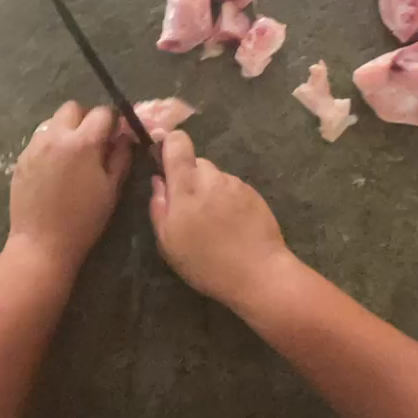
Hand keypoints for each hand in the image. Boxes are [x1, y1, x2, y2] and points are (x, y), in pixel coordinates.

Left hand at [8, 102, 132, 270]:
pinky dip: (51, 143)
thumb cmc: (84, 219)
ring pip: (53, 121)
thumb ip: (120, 156)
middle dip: (86, 118)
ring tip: (73, 153)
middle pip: (73, 108)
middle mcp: (55, 136)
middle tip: (93, 141)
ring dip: (66, 129)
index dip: (113, 121)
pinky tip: (56, 167)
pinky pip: (39, 138)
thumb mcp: (111, 189)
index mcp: (82, 143)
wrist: (42, 243)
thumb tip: (124, 136)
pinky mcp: (21, 157)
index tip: (116, 135)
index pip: (102, 112)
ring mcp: (34, 145)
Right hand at [148, 130, 295, 304]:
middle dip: (190, 179)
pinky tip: (231, 225)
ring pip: (215, 177)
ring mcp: (236, 184)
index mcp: (186, 186)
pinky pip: (232, 189)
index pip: (178, 144)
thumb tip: (158, 180)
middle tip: (190, 209)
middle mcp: (212, 178)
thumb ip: (159, 206)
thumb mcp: (168, 242)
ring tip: (213, 222)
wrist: (259, 273)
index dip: (169, 144)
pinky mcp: (254, 193)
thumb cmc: (206, 262)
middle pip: (196, 163)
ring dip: (210, 191)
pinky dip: (227, 201)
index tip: (163, 157)